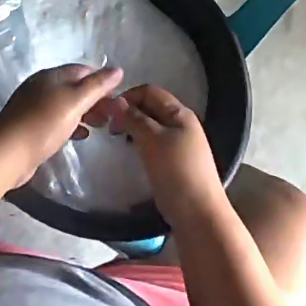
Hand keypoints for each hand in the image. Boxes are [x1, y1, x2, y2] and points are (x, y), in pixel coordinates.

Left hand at [0, 64, 124, 174]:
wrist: (8, 152)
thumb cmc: (44, 123)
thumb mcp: (75, 101)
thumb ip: (97, 86)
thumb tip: (117, 70)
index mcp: (52, 76)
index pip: (84, 70)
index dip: (103, 82)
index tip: (118, 99)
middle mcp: (42, 87)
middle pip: (75, 87)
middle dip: (96, 99)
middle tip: (113, 117)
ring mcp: (35, 106)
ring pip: (67, 105)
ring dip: (86, 113)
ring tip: (102, 126)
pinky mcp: (31, 126)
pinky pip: (57, 120)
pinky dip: (73, 124)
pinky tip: (81, 135)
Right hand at [100, 84, 225, 224]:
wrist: (198, 213)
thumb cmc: (176, 171)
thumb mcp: (152, 139)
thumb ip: (133, 118)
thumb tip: (114, 100)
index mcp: (179, 113)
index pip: (149, 91)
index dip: (127, 96)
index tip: (107, 111)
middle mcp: (180, 124)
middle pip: (149, 106)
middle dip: (127, 111)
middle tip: (107, 125)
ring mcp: (178, 143)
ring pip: (149, 125)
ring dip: (131, 126)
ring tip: (115, 137)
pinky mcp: (172, 161)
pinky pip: (152, 142)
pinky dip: (137, 141)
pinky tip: (128, 151)